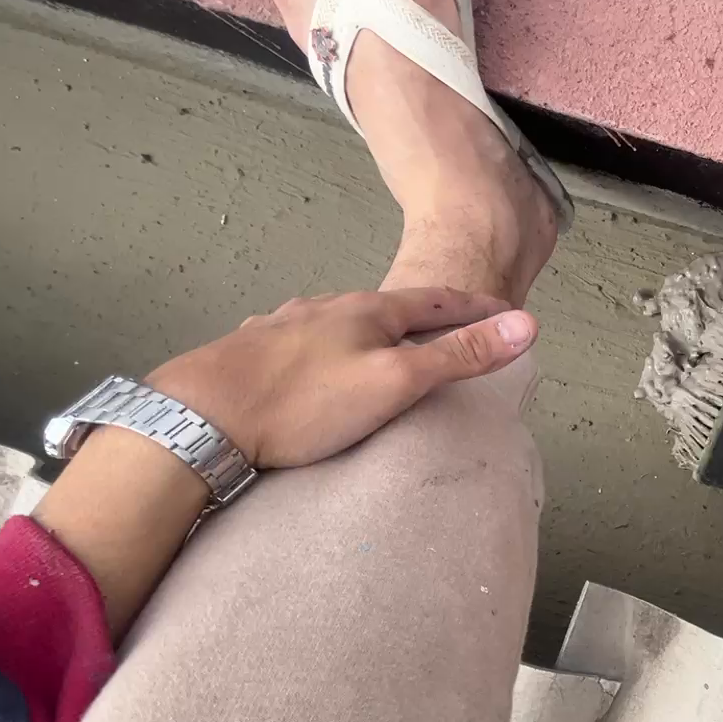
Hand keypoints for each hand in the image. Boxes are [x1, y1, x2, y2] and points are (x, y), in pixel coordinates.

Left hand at [35, 286, 535, 639]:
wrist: (194, 421)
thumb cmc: (307, 402)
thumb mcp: (399, 381)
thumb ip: (463, 355)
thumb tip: (528, 325)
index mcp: (367, 311)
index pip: (439, 300)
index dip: (480, 307)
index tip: (512, 314)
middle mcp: (326, 308)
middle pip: (394, 306)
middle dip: (433, 315)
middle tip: (462, 329)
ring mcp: (284, 326)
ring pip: (348, 320)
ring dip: (383, 329)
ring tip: (398, 346)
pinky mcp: (252, 351)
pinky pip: (312, 338)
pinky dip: (340, 343)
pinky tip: (326, 358)